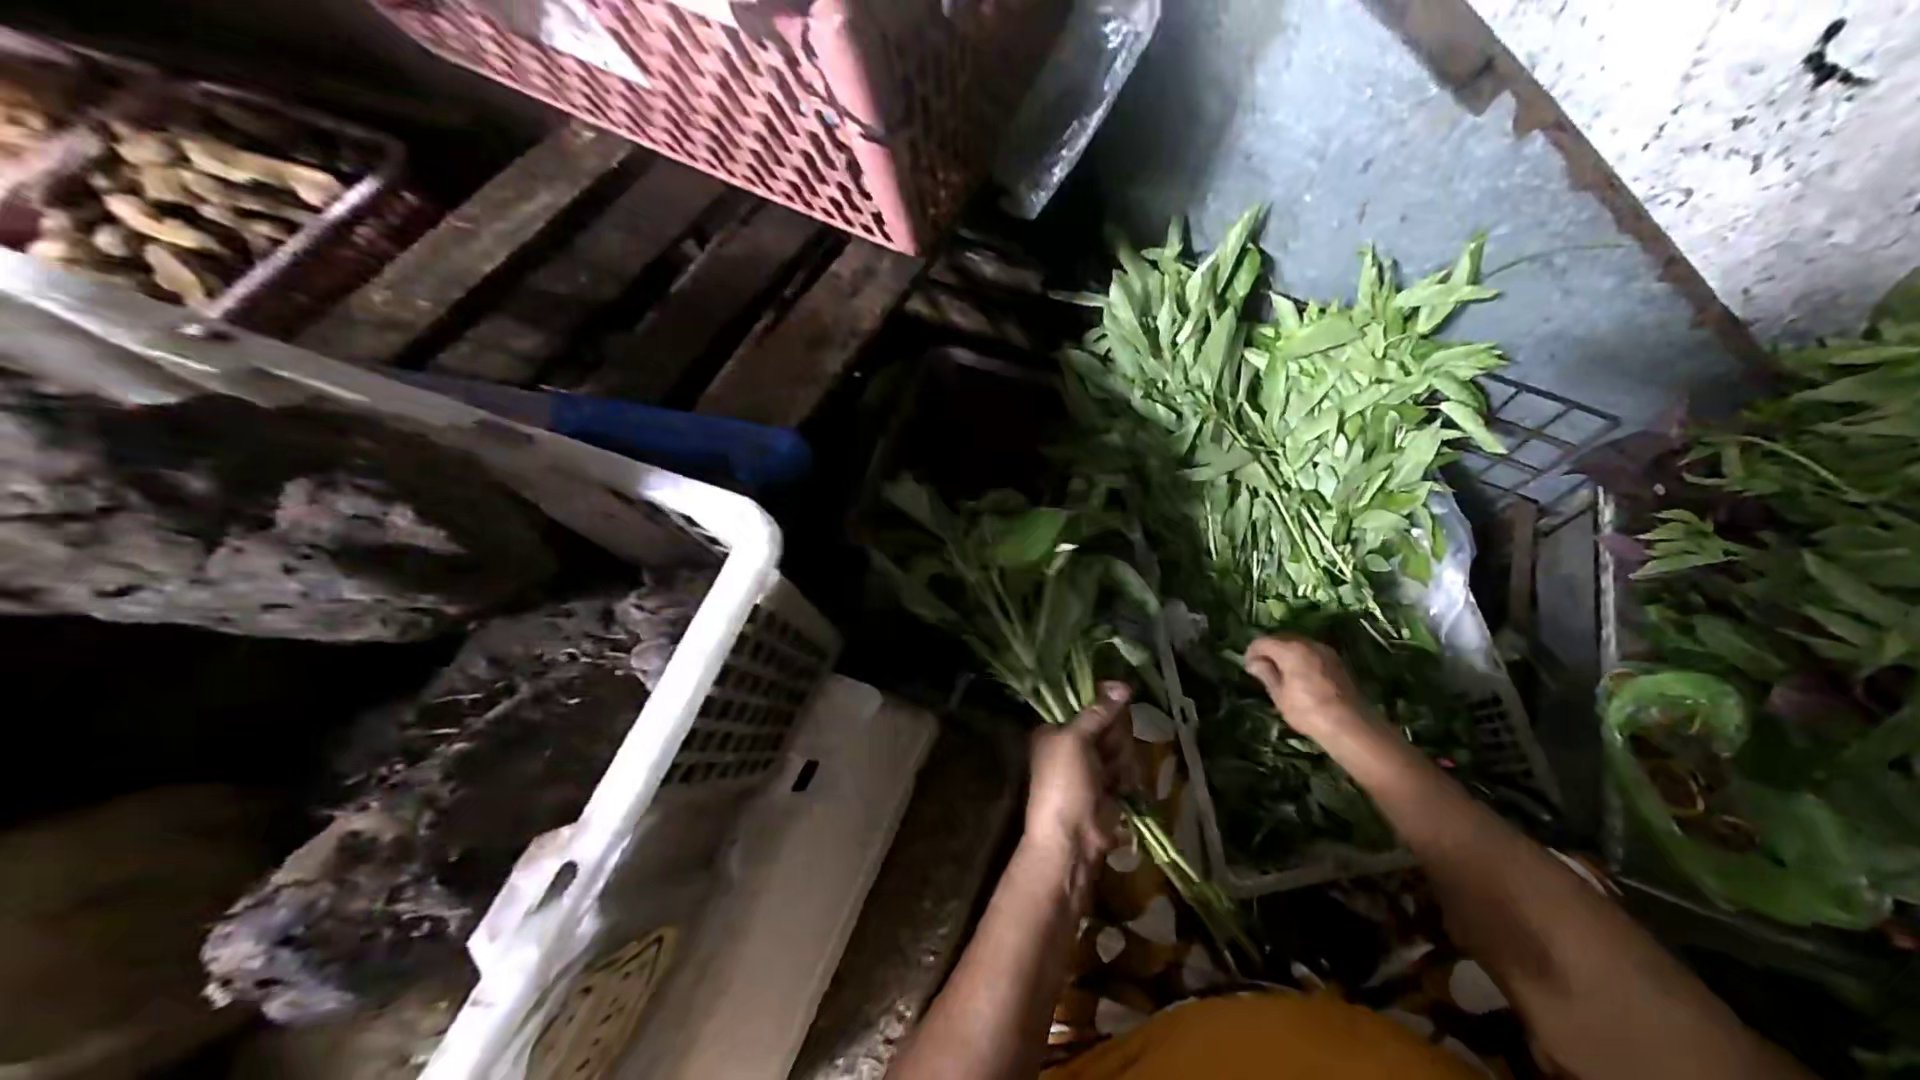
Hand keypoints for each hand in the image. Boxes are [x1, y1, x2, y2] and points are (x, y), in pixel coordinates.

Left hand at [1024, 681, 1138, 873]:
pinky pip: (1129, 769)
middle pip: (1111, 724)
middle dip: (1116, 738)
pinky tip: (1121, 789)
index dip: (1106, 702)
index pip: (1087, 703)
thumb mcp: (1075, 741)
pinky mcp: (1111, 785)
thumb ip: (1097, 712)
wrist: (1072, 840)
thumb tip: (1122, 685)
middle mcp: (1074, 743)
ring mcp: (1093, 765)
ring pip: (1123, 746)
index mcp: (1055, 729)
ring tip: (1113, 779)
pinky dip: (1128, 778)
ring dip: (1123, 761)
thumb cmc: (1063, 784)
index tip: (1124, 695)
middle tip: (1108, 753)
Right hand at [1243, 635, 1375, 739]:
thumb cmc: (1307, 710)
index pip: (1263, 641)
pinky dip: (1301, 658)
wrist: (1350, 724)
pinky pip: (1312, 652)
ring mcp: (1326, 651)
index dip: (1251, 652)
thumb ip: (1266, 674)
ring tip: (1280, 672)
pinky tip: (1300, 675)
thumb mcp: (1279, 695)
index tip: (1248, 667)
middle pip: (1282, 639)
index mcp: (1290, 649)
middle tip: (1261, 667)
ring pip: (1299, 644)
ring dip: (1286, 653)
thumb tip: (1254, 662)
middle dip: (1269, 650)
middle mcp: (1309, 644)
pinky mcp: (1337, 661)